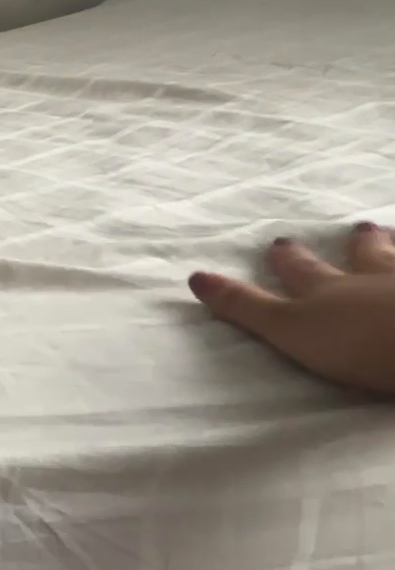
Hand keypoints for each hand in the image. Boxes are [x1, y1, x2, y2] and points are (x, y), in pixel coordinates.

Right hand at [190, 222, 394, 394]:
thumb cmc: (365, 342)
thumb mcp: (290, 329)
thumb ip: (244, 304)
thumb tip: (193, 276)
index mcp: (328, 289)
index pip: (299, 271)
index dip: (286, 259)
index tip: (277, 242)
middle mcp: (377, 279)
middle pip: (365, 258)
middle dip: (356, 244)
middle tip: (358, 227)